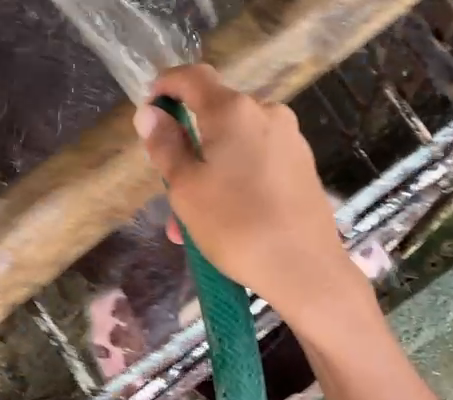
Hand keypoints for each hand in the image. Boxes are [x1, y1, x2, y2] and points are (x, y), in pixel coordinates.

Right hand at [134, 65, 367, 325]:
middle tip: (170, 198)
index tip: (150, 110)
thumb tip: (150, 114)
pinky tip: (228, 226)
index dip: (166, 86)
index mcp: (233, 110)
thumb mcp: (187, 190)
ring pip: (236, 151)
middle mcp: (266, 114)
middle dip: (188, 153)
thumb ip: (165, 148)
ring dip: (210, 180)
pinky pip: (257, 168)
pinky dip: (236, 187)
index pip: (193, 77)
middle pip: (216, 120)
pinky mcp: (302, 170)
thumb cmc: (236, 226)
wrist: (303, 267)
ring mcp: (290, 142)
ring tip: (193, 230)